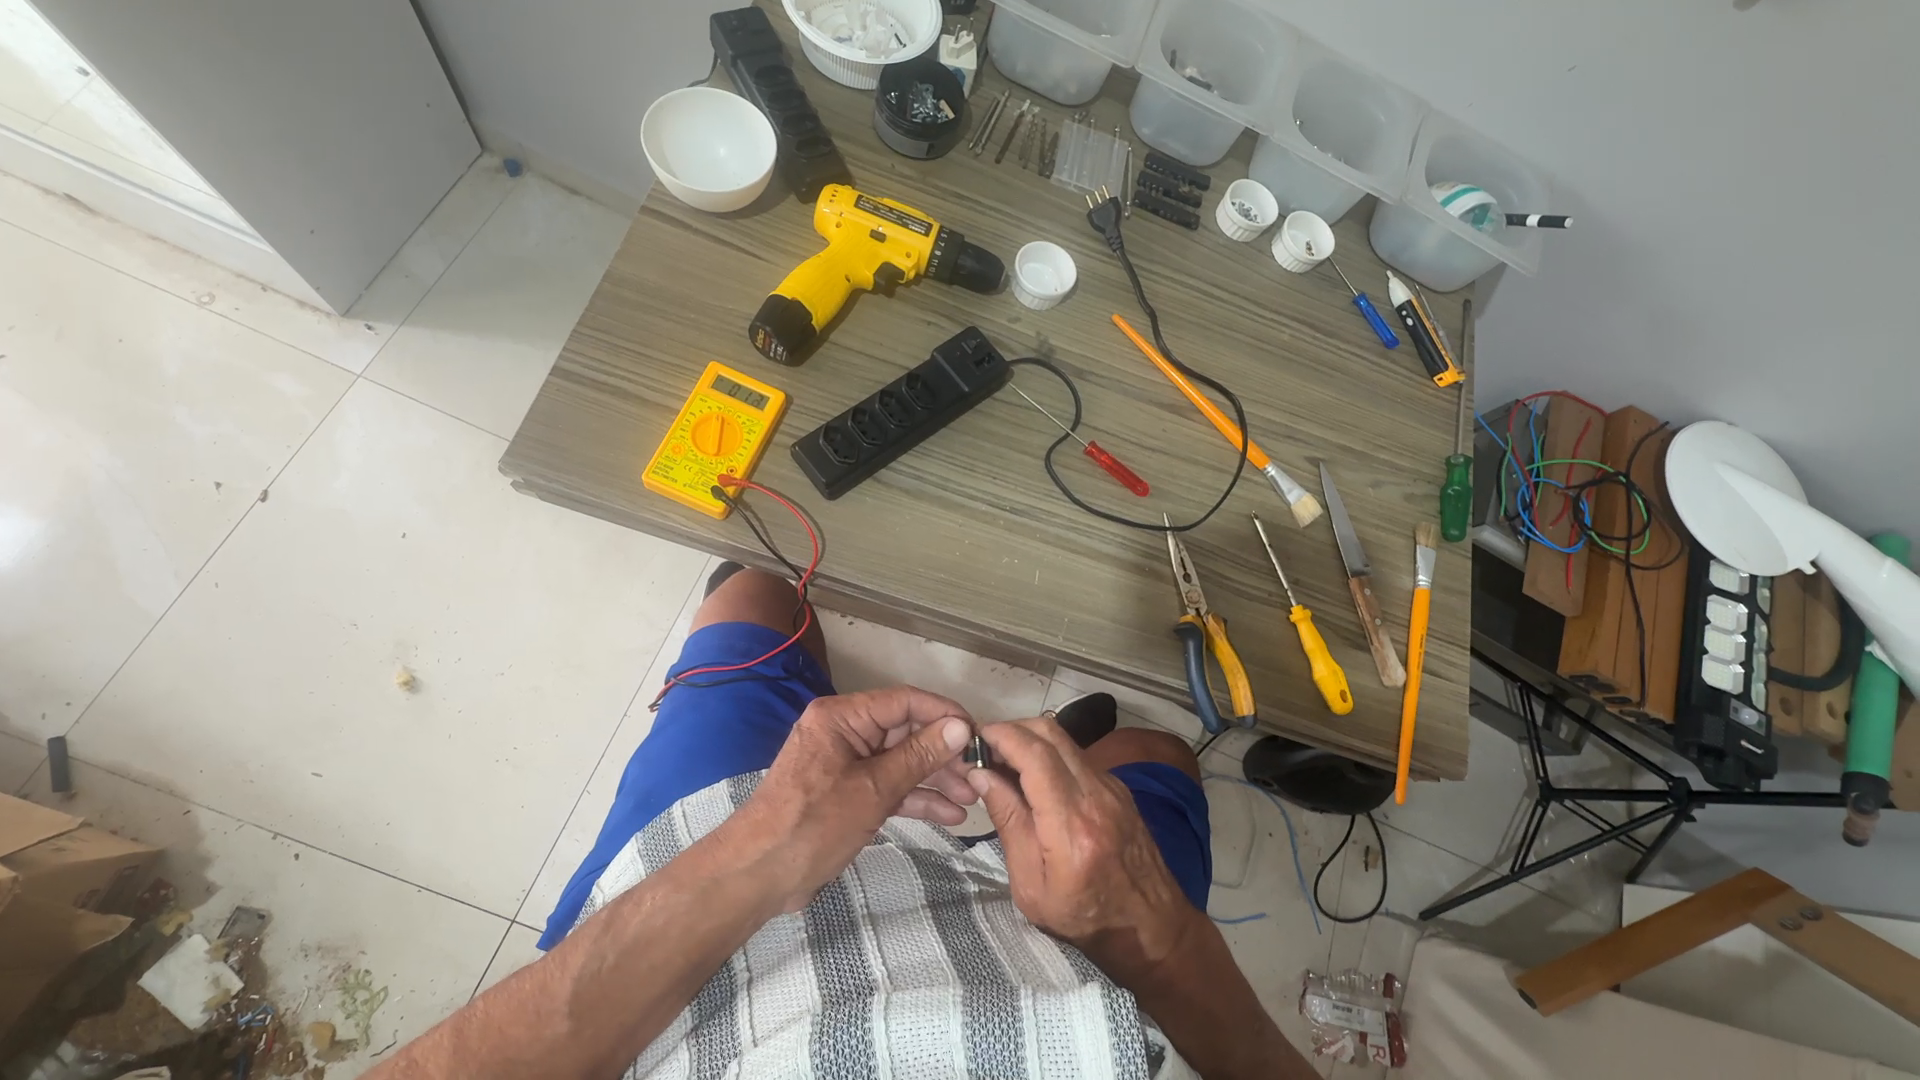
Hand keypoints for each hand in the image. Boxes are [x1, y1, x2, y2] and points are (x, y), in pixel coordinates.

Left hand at [729, 686, 975, 911]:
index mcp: (843, 717)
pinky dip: (915, 799)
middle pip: (906, 733)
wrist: (759, 875)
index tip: (978, 736)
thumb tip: (959, 727)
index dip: (945, 715)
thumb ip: (919, 756)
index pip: (905, 702)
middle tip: (978, 776)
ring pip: (901, 763)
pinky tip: (948, 816)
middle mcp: (845, 733)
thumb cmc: (814, 824)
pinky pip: (888, 787)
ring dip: (935, 780)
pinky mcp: (848, 794)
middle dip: (943, 755)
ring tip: (971, 801)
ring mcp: (847, 765)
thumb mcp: (873, 789)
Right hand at [969, 718, 1200, 973]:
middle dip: (1012, 729)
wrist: (1151, 927)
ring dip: (1030, 740)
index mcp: (1072, 825)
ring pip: (1064, 740)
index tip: (975, 738)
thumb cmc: (1083, 918)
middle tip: (985, 748)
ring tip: (1004, 763)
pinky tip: (1033, 778)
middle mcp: (1096, 795)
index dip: (1001, 736)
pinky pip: (1077, 756)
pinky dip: (1049, 754)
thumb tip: (981, 775)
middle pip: (1050, 733)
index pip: (1034, 755)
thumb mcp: (1031, 886)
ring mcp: (1112, 787)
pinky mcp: (1118, 788)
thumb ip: (1009, 824)